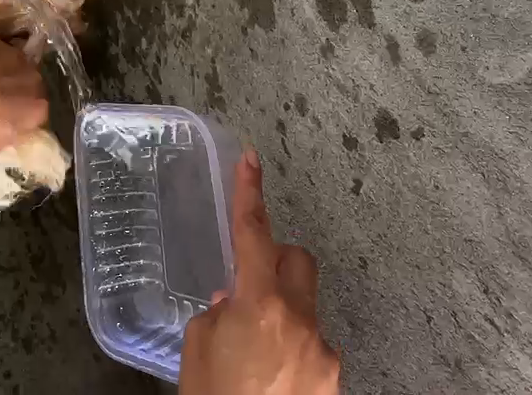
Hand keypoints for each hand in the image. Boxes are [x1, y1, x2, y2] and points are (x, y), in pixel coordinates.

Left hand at [0, 39, 48, 150]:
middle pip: (31, 84)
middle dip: (19, 90)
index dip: (25, 114)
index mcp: (38, 105)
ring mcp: (15, 55)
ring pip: (17, 66)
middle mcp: (33, 77)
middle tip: (0, 98)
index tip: (13, 117)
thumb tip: (20, 128)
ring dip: (7, 72)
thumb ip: (16, 133)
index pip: (39, 111)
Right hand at [180, 149, 341, 394]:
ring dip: (283, 315)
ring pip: (305, 310)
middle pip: (299, 261)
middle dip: (277, 262)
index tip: (251, 159)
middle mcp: (301, 323)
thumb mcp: (198, 348)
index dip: (250, 193)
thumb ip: (218, 313)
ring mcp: (323, 355)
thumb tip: (233, 302)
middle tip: (249, 286)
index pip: (253, 233)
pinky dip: (293, 350)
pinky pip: (312, 346)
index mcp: (260, 304)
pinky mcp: (333, 383)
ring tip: (255, 353)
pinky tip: (270, 377)